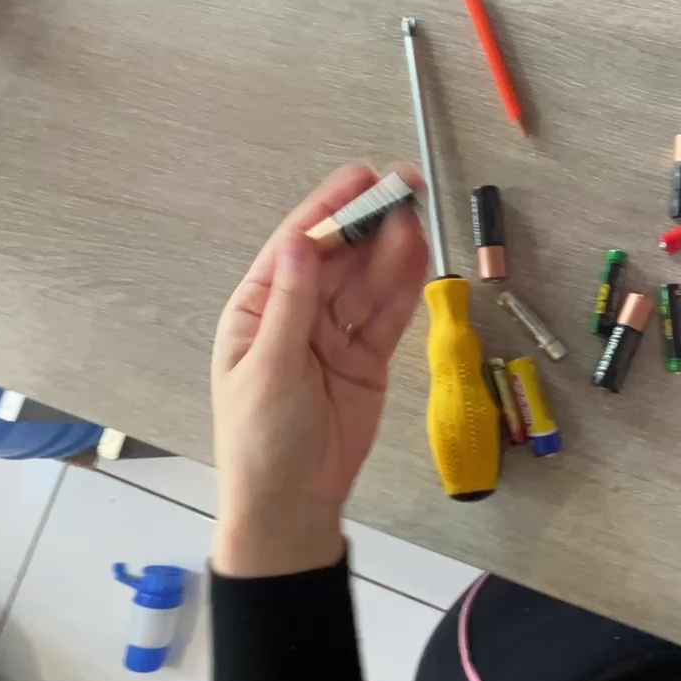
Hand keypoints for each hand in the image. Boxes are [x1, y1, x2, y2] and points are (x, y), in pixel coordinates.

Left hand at [210, 165, 429, 576]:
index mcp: (259, 308)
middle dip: (368, 224)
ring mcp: (336, 333)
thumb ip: (290, 305)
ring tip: (418, 219)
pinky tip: (421, 257)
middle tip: (403, 190)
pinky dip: (405, 288)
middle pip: (339, 258)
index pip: (297, 248)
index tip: (360, 178)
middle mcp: (298, 312)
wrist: (293, 502)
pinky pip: (388, 316)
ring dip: (392, 251)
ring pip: (368, 282)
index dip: (328, 211)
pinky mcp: (367, 356)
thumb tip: (299, 242)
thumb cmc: (261, 439)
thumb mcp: (267, 368)